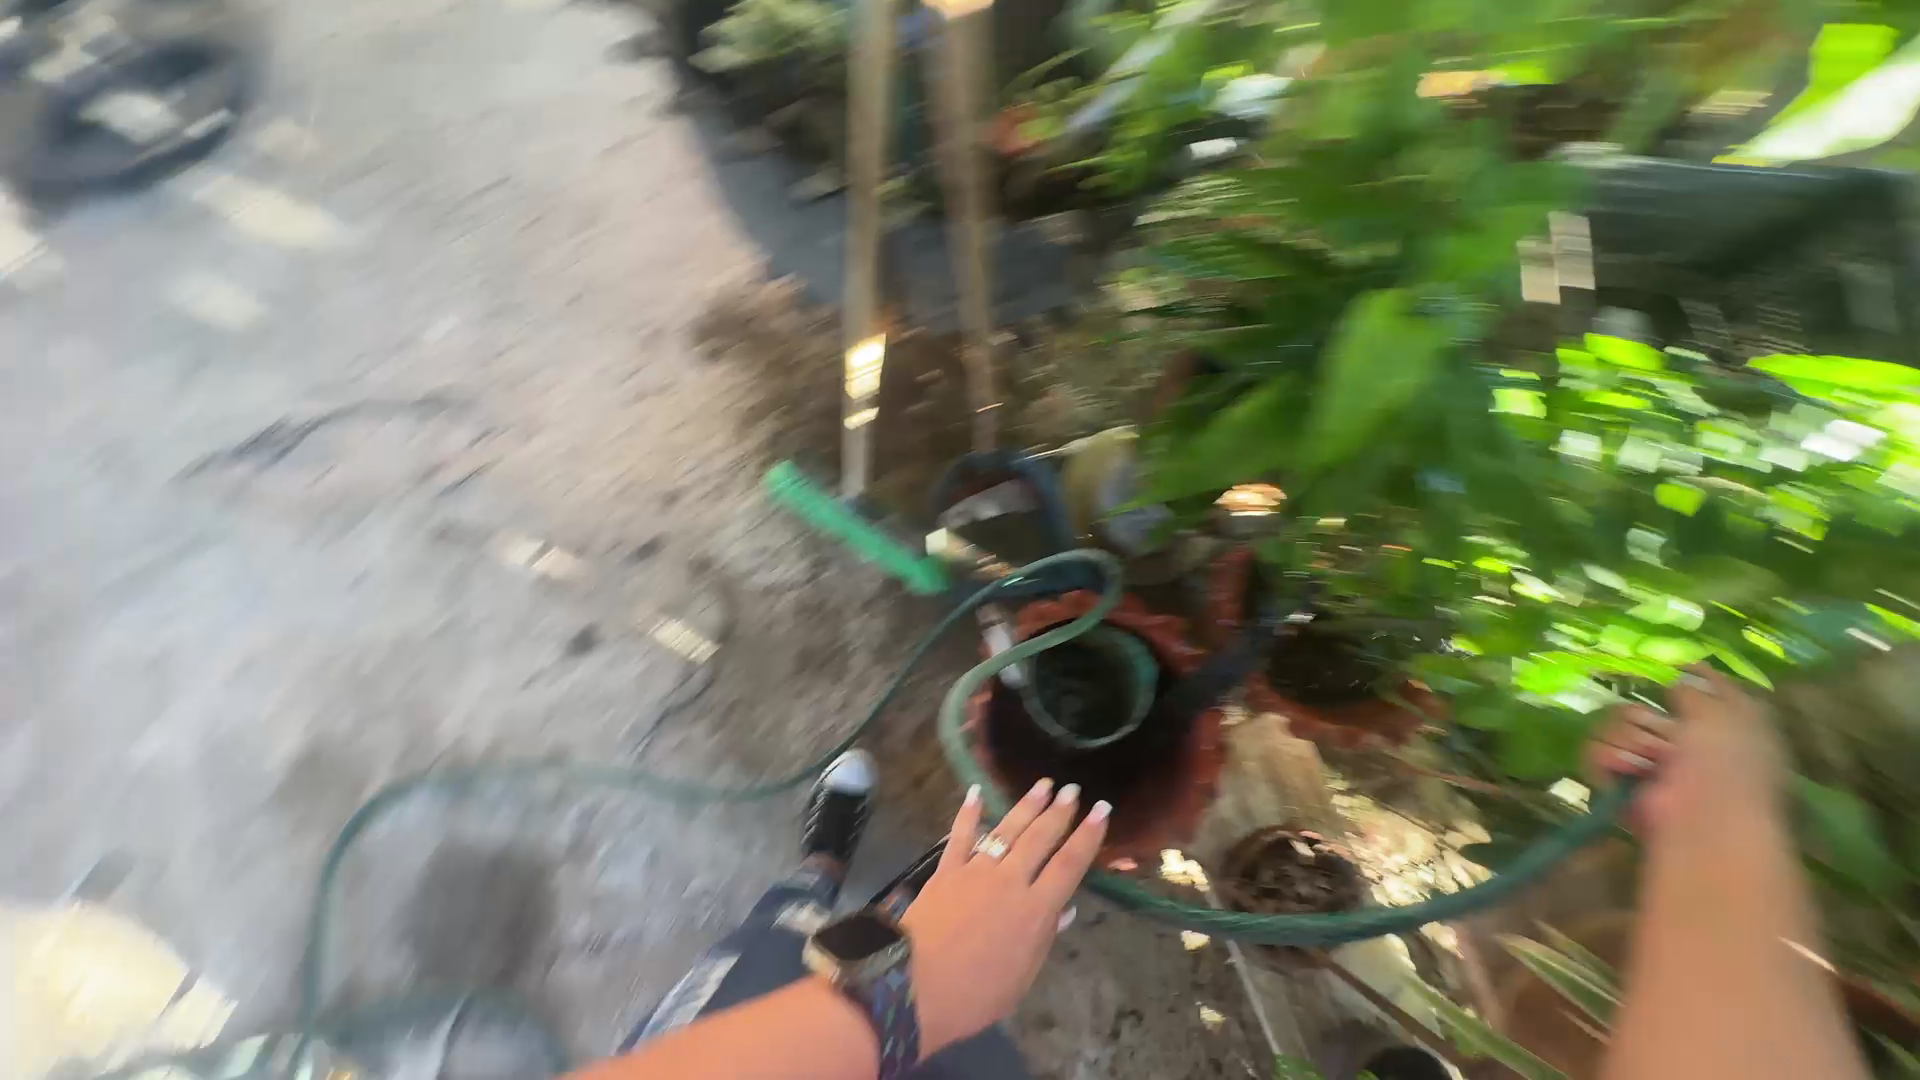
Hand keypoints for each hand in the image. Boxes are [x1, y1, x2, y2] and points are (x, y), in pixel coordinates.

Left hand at [899, 779, 1108, 1054]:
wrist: (915, 988)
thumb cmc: (976, 996)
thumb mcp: (1021, 978)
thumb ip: (1044, 938)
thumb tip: (1066, 909)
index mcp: (1034, 910)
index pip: (1069, 865)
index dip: (1088, 836)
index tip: (1101, 810)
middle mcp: (1009, 881)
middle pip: (1040, 839)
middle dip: (1059, 811)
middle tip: (1073, 789)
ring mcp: (976, 870)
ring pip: (1007, 829)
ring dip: (1027, 805)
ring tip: (1043, 784)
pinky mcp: (946, 869)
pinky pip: (960, 835)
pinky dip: (968, 812)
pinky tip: (976, 792)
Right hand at [1590, 665, 1784, 833]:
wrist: (1704, 816)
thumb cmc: (1729, 766)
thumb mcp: (1727, 716)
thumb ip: (1699, 689)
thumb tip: (1678, 675)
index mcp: (1715, 726)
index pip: (1691, 690)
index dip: (1682, 678)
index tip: (1674, 667)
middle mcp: (1678, 740)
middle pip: (1636, 706)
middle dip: (1647, 720)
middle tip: (1669, 740)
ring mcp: (1644, 759)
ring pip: (1611, 724)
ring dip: (1631, 741)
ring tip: (1651, 762)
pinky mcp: (1615, 777)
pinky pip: (1593, 749)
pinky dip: (1610, 758)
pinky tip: (1630, 771)